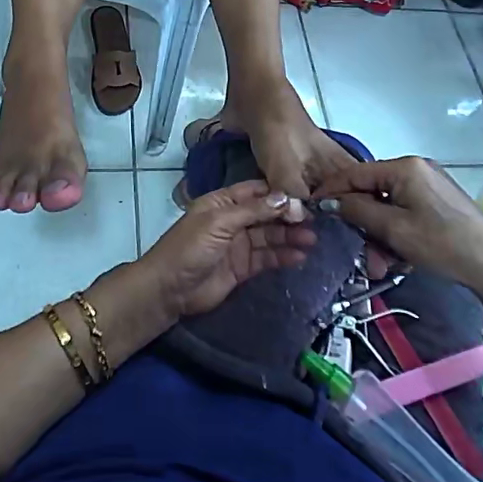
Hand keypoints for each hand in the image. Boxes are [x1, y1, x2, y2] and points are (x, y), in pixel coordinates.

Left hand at [133, 180, 314, 317]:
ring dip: (289, 236)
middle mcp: (232, 220)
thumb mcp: (219, 223)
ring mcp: (237, 244)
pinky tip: (300, 256)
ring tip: (312, 240)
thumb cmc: (189, 248)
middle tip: (313, 221)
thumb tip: (284, 198)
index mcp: (221, 203)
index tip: (304, 199)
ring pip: (269, 236)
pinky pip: (266, 258)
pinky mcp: (242, 267)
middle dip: (288, 216)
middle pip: (266, 214)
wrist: (169, 289)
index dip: (278, 195)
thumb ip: (252, 211)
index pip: (255, 192)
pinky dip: (283, 256)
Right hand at [314, 158, 482, 337]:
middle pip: (372, 191)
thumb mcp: (393, 228)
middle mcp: (416, 169)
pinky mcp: (439, 201)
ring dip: (381, 235)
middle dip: (363, 224)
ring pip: (388, 206)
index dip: (332, 192)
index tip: (314, 210)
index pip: (354, 173)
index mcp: (404, 167)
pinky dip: (398, 233)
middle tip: (362, 253)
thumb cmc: (441, 243)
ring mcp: (430, 184)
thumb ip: (357, 210)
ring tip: (385, 265)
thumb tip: (328, 201)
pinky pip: (405, 212)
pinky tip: (402, 258)